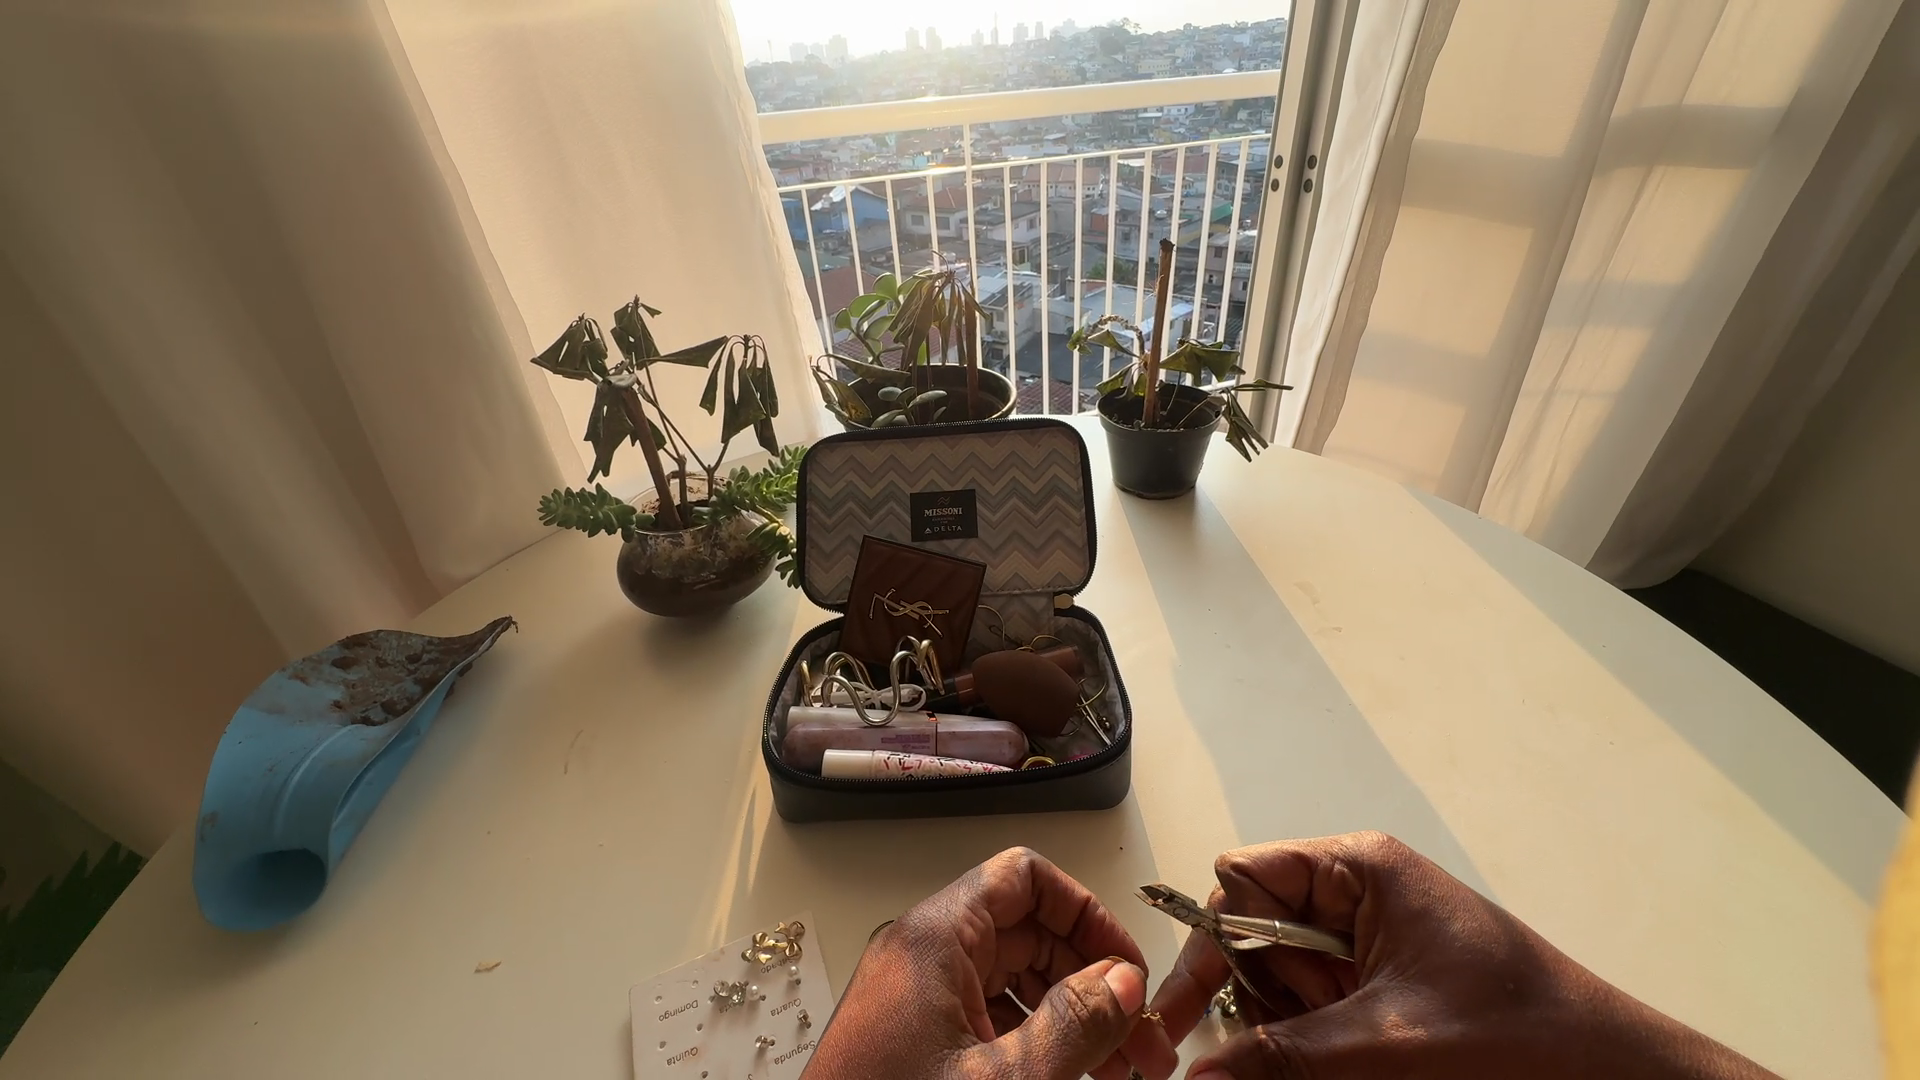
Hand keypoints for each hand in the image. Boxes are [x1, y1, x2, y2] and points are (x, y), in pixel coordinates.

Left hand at [803, 847, 1179, 1079]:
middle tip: (1142, 1038)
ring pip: (1012, 976)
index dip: (1083, 911)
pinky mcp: (916, 1035)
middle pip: (1024, 928)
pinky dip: (1035, 1038)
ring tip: (1122, 1068)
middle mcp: (925, 950)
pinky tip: (1073, 1074)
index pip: (1023, 877)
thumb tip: (1126, 979)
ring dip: (1070, 1012)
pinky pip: (989, 1015)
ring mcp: (918, 994)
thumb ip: (1073, 1025)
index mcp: (936, 935)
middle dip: (1089, 975)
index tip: (1128, 967)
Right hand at [1150, 832, 1779, 1078]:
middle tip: (1281, 1050)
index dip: (1221, 936)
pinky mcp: (1378, 982)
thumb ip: (1286, 1056)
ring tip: (1347, 1059)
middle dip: (1259, 995)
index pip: (1244, 878)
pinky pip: (1313, 1004)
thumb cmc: (1526, 1042)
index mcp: (1352, 868)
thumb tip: (1197, 1075)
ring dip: (1286, 1026)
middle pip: (1253, 928)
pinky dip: (1310, 1041)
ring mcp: (1365, 937)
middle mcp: (1350, 891)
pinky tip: (1340, 1062)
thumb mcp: (1393, 1046)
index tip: (1206, 1009)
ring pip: (1277, 975)